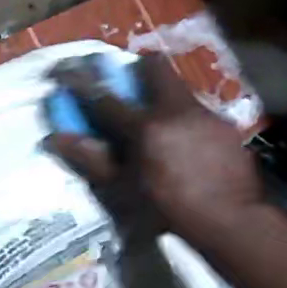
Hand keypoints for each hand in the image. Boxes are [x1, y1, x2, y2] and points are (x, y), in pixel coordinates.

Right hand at [43, 55, 263, 241]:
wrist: (229, 220)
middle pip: (154, 67)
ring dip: (163, 96)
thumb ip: (92, 159)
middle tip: (130, 87)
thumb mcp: (123, 189)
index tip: (64, 70)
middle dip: (137, 70)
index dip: (80, 81)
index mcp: (144, 127)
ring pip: (179, 88)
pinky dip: (185, 119)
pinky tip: (188, 144)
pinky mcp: (225, 125)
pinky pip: (199, 111)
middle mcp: (175, 109)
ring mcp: (204, 114)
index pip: (104, 96)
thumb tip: (57, 138)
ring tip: (161, 122)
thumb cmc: (168, 210)